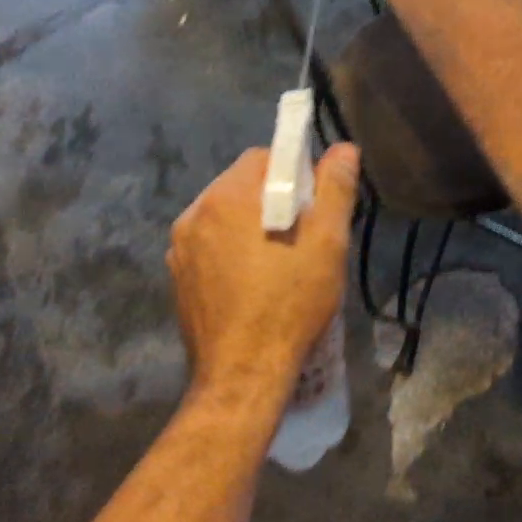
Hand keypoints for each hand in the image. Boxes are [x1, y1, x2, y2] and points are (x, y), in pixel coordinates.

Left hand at [166, 144, 359, 396]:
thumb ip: (335, 187)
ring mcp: (180, 249)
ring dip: (252, 225)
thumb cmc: (291, 300)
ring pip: (226, 217)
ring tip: (281, 261)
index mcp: (229, 196)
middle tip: (304, 234)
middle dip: (274, 199)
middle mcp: (195, 214)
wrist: (245, 372)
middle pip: (243, 185)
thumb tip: (343, 149)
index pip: (264, 157)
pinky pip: (211, 246)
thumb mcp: (328, 240)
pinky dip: (233, 252)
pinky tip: (255, 283)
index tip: (314, 204)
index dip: (295, 172)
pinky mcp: (177, 280)